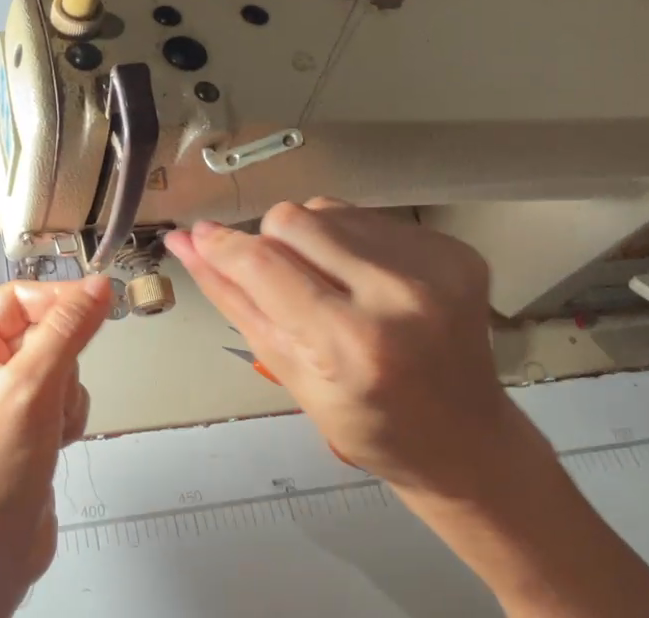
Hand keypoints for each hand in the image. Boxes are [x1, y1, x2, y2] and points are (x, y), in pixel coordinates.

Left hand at [0, 276, 112, 617]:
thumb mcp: (29, 389)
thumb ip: (66, 331)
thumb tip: (94, 288)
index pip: (17, 297)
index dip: (58, 298)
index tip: (98, 301)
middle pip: (43, 330)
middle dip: (61, 361)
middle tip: (51, 390)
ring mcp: (3, 400)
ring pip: (59, 366)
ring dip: (66, 394)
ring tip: (47, 425)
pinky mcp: (25, 427)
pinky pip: (62, 398)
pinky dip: (68, 417)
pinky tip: (54, 442)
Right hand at [165, 199, 526, 499]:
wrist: (464, 439)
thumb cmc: (365, 421)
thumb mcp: (287, 371)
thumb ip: (233, 299)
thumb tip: (184, 242)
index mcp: (350, 343)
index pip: (262, 264)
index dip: (221, 245)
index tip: (197, 238)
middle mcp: (397, 295)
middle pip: (292, 219)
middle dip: (271, 244)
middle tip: (285, 285)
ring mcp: (434, 268)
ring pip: (327, 210)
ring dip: (311, 239)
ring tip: (330, 285)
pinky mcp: (455, 251)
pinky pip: (369, 217)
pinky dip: (351, 241)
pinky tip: (367, 282)